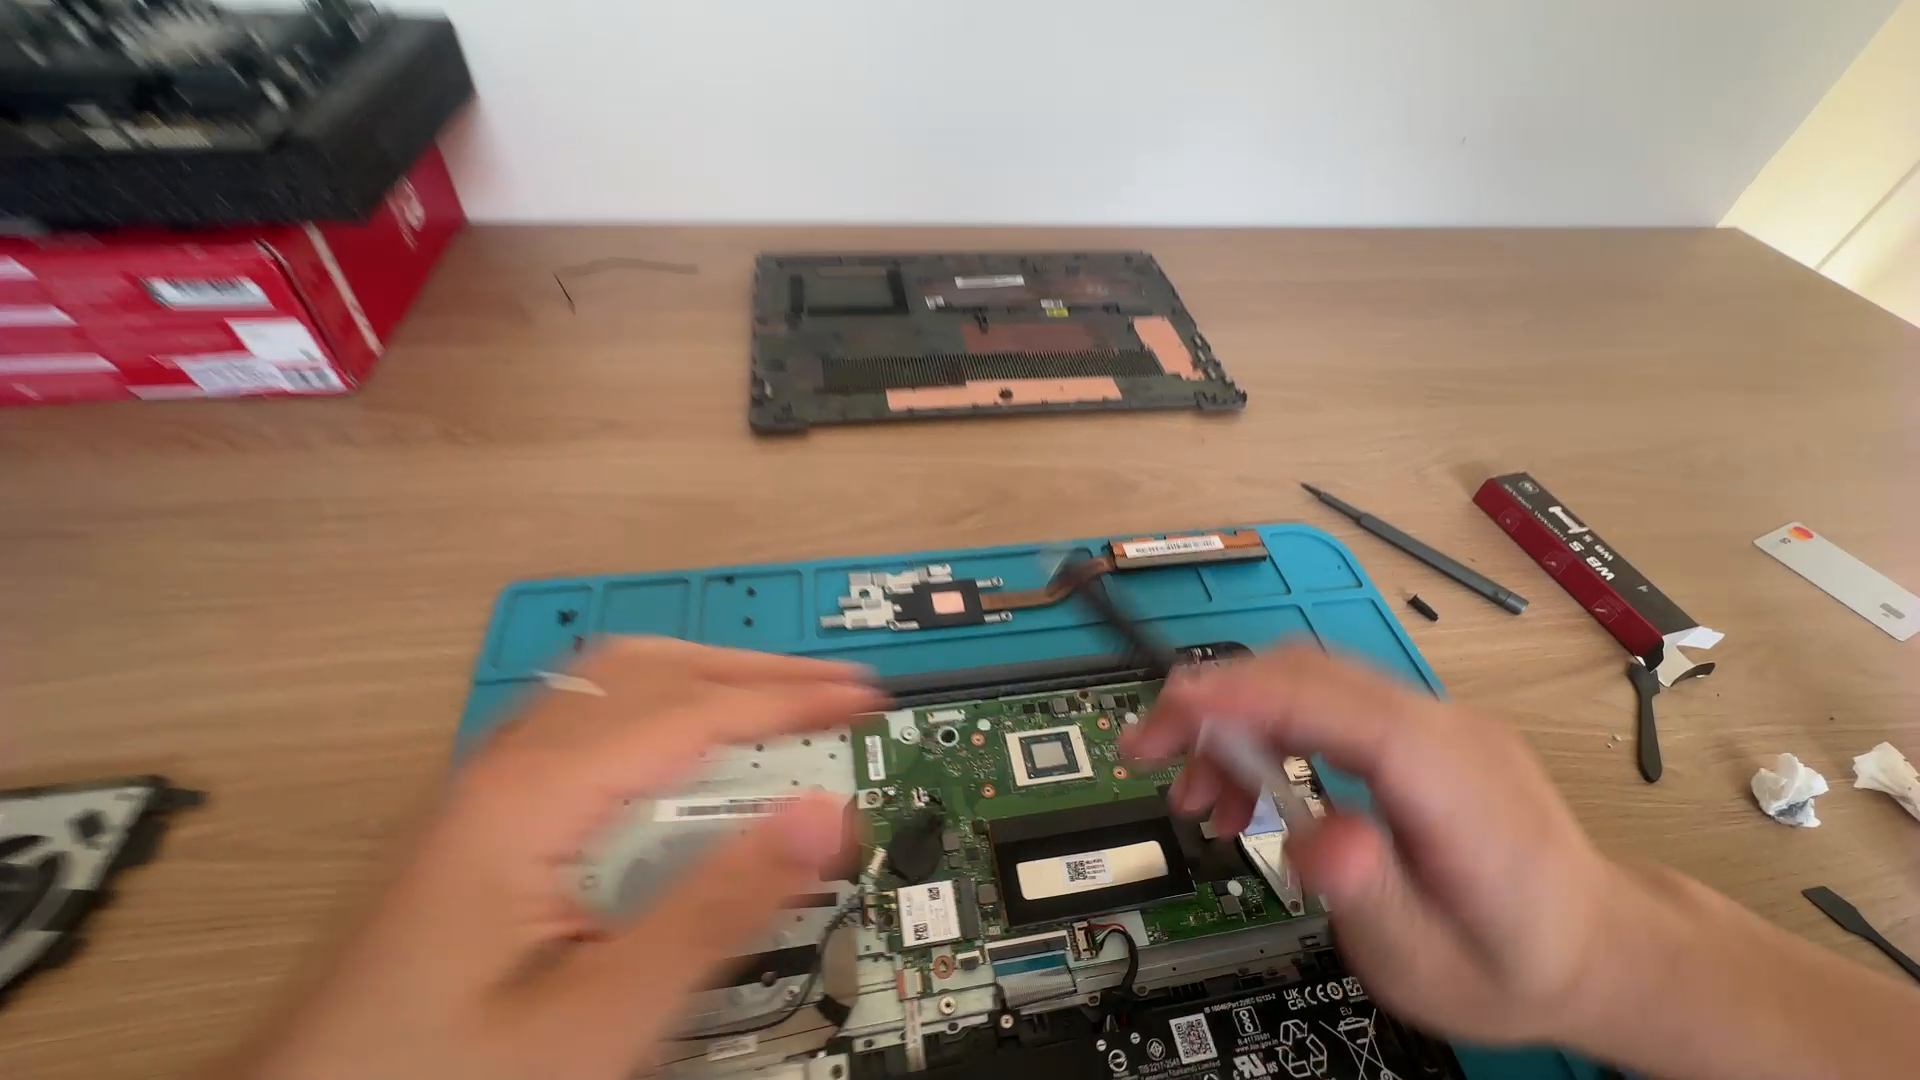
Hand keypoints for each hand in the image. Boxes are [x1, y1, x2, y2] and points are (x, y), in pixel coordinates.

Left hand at [236, 638, 884, 1079]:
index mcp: (532, 799)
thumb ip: (718, 909)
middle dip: (756, 670)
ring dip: (709, 675)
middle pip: (652, 668)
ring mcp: (488, 781)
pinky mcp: (485, 810)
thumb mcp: (599, 1018)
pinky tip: (688, 742)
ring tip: (779, 701)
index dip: (789, 699)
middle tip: (833, 691)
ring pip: (615, 679)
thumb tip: (823, 818)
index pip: (692, 711)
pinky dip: (664, 703)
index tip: (862, 698)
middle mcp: (506, 765)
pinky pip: (590, 715)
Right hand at [1120, 645, 1616, 1043]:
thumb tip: (1313, 838)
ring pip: (1303, 681)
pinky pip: (1320, 704)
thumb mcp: (1434, 967)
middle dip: (1212, 701)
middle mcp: (1442, 727)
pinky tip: (1243, 790)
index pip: (1338, 706)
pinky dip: (1261, 732)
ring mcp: (1428, 718)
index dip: (1245, 696)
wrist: (1594, 945)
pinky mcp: (1408, 728)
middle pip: (1307, 675)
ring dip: (1230, 722)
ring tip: (1196, 797)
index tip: (1168, 712)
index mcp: (1457, 782)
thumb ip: (1370, 898)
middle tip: (1147, 751)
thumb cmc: (1512, 964)